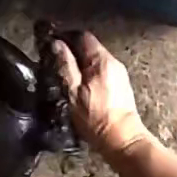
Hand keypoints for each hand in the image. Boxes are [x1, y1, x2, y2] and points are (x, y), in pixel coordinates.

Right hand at [49, 31, 151, 158]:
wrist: (122, 141)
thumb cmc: (96, 118)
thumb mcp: (73, 92)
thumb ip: (65, 65)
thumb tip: (57, 44)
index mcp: (102, 60)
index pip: (83, 36)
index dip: (66, 37)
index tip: (53, 44)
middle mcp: (114, 63)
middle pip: (90, 48)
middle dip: (73, 52)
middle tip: (56, 62)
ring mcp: (119, 75)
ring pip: (96, 61)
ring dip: (82, 64)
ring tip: (67, 76)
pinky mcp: (121, 86)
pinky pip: (102, 72)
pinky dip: (90, 74)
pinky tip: (82, 87)